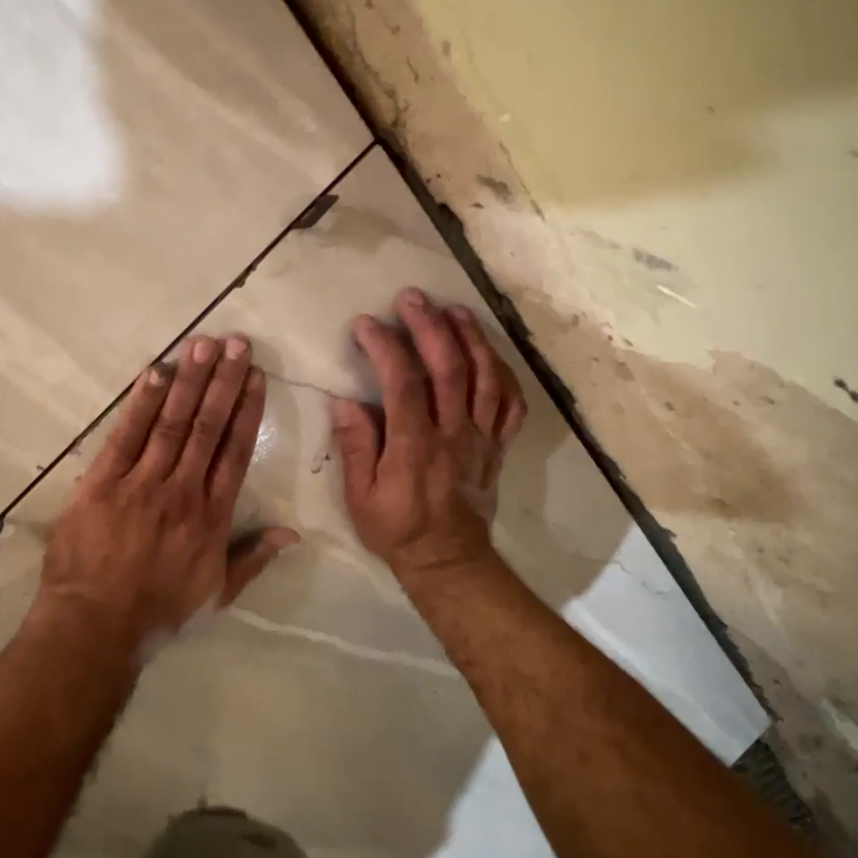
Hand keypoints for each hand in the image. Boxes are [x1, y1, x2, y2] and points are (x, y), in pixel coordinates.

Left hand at [32, 335, 298, 659]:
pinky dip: (139, 404)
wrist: (96, 624)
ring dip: (187, 381)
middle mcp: (181, 490)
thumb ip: (254, 558)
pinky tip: (152, 373)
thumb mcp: (217, 594)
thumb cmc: (159, 612)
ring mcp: (140, 483)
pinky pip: (124, 436)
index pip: (234, 451)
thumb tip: (292, 533)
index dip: (246, 409)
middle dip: (222, 381)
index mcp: (211, 516)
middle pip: (206, 426)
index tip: (255, 375)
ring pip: (170, 423)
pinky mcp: (101, 483)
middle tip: (235, 342)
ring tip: (201, 344)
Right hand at [331, 288, 526, 585]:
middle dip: (430, 326)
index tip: (366, 324)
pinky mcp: (497, 446)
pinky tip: (491, 354)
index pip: (404, 383)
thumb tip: (345, 402)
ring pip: (486, 377)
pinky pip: (511, 404)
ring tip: (454, 310)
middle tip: (411, 298)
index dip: (386, 347)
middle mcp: (453, 434)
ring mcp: (481, 438)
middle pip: (449, 368)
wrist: (448, 560)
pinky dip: (505, 374)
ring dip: (471, 338)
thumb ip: (356, 447)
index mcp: (415, 446)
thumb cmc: (396, 529)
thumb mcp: (359, 497)